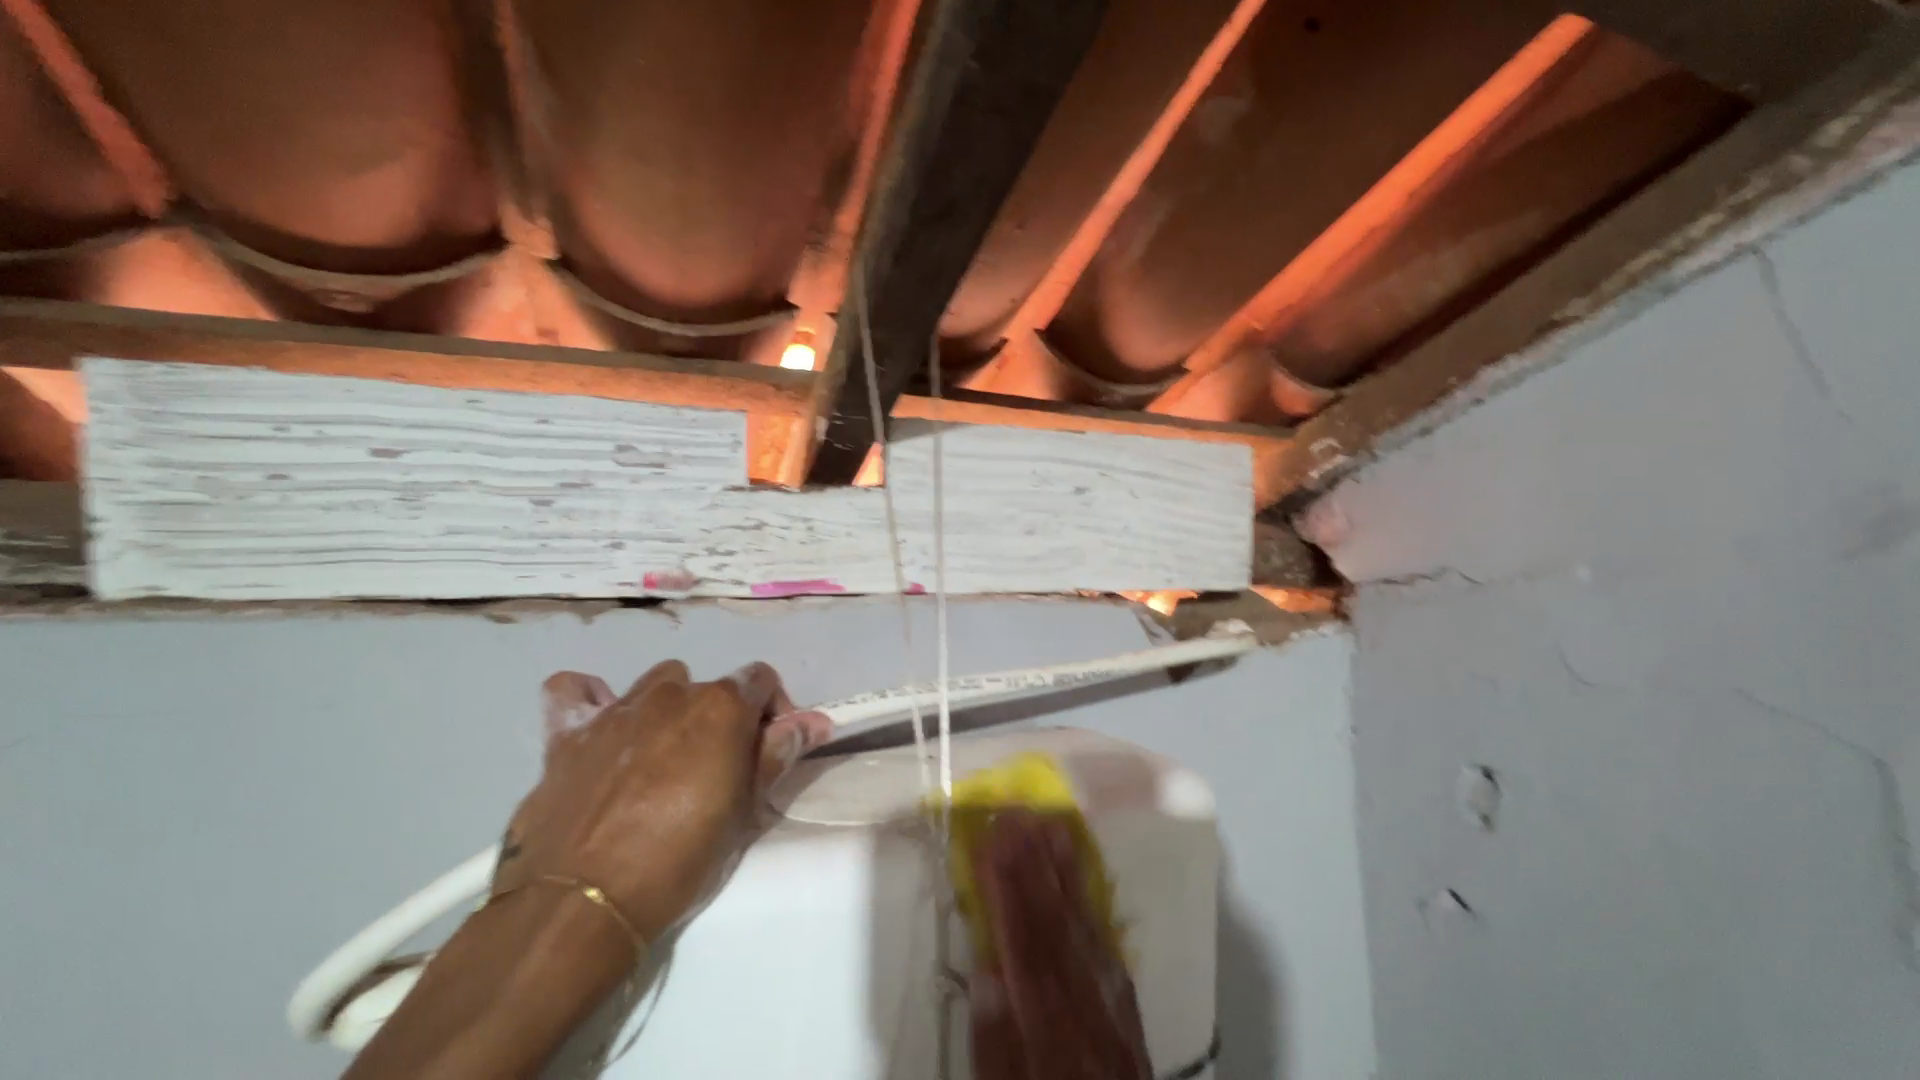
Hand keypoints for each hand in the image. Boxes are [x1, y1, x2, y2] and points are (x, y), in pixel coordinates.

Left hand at [494, 660, 831, 943]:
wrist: (581, 901)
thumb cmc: (679, 860)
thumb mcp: (744, 814)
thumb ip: (776, 756)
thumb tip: (812, 722)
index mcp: (720, 707)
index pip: (761, 679)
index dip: (773, 711)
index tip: (769, 751)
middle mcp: (669, 694)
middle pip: (707, 686)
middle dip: (720, 718)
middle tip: (717, 770)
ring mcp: (615, 710)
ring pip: (654, 685)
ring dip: (668, 710)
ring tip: (663, 758)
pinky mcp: (566, 735)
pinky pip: (576, 692)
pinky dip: (591, 702)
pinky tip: (601, 731)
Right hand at [970, 810, 1153, 1079]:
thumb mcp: (1008, 1078)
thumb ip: (995, 1030)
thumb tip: (986, 966)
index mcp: (1046, 1014)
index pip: (1021, 938)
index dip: (1005, 887)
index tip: (989, 842)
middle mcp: (1082, 992)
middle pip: (1053, 918)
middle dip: (1032, 862)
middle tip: (1015, 814)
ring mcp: (1108, 987)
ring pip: (1081, 916)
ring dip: (1062, 867)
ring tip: (1048, 823)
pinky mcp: (1123, 988)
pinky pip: (1103, 930)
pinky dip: (1088, 894)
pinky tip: (1078, 869)